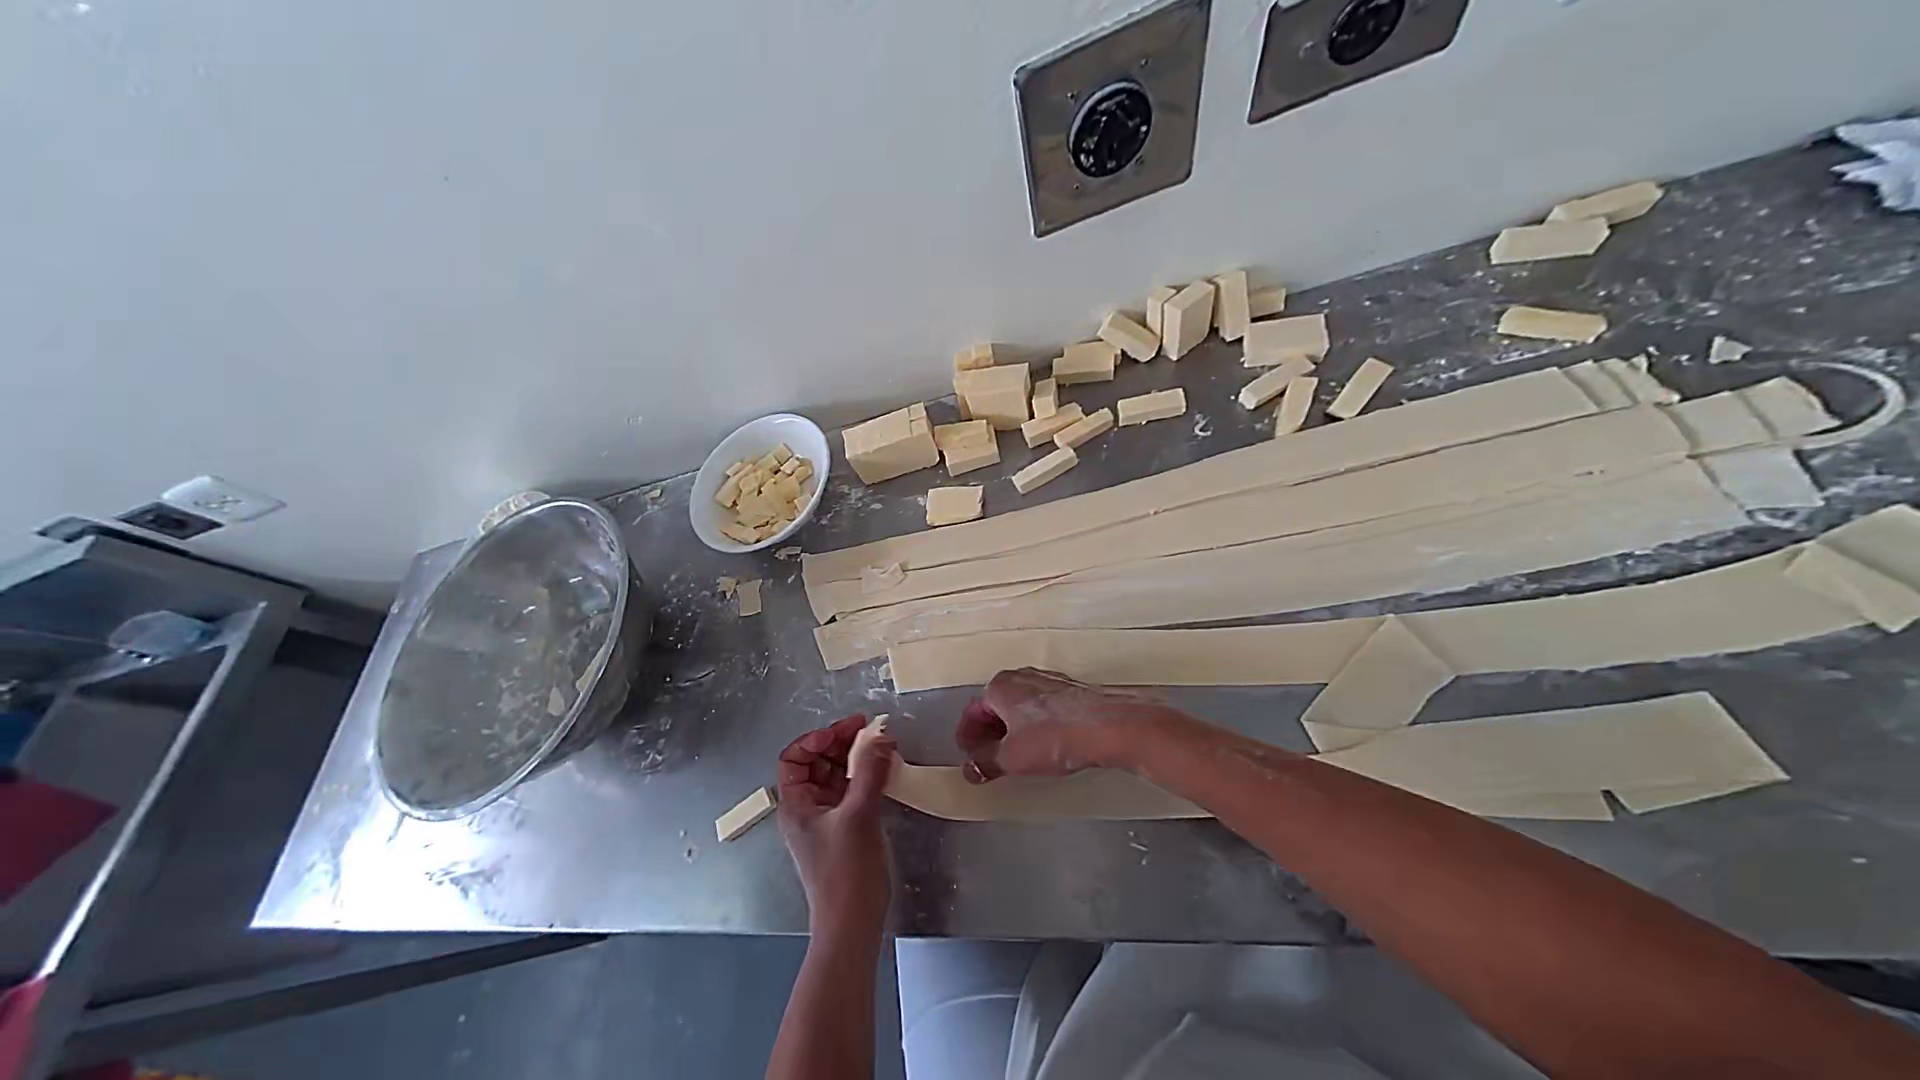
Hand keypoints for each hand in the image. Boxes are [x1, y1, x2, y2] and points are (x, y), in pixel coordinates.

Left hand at [776, 715, 895, 938]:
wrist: (853, 924)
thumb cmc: (846, 873)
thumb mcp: (858, 817)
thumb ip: (869, 773)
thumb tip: (880, 737)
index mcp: (796, 804)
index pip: (795, 757)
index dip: (817, 739)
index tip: (847, 730)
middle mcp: (807, 808)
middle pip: (818, 762)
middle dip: (841, 743)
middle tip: (870, 730)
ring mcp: (827, 818)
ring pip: (836, 775)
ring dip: (856, 757)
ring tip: (882, 745)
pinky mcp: (846, 828)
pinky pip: (852, 790)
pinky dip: (866, 776)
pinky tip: (885, 769)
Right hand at [957, 668, 1185, 783]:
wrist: (1110, 727)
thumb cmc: (1056, 736)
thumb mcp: (1011, 758)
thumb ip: (985, 762)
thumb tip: (971, 768)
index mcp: (1000, 686)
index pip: (972, 712)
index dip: (967, 738)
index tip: (969, 759)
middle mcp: (1022, 677)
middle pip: (996, 707)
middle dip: (990, 735)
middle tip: (989, 762)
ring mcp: (1049, 682)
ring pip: (1020, 708)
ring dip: (1013, 732)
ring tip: (1017, 758)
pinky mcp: (1071, 692)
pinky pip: (1043, 710)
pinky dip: (1036, 728)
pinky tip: (1045, 748)